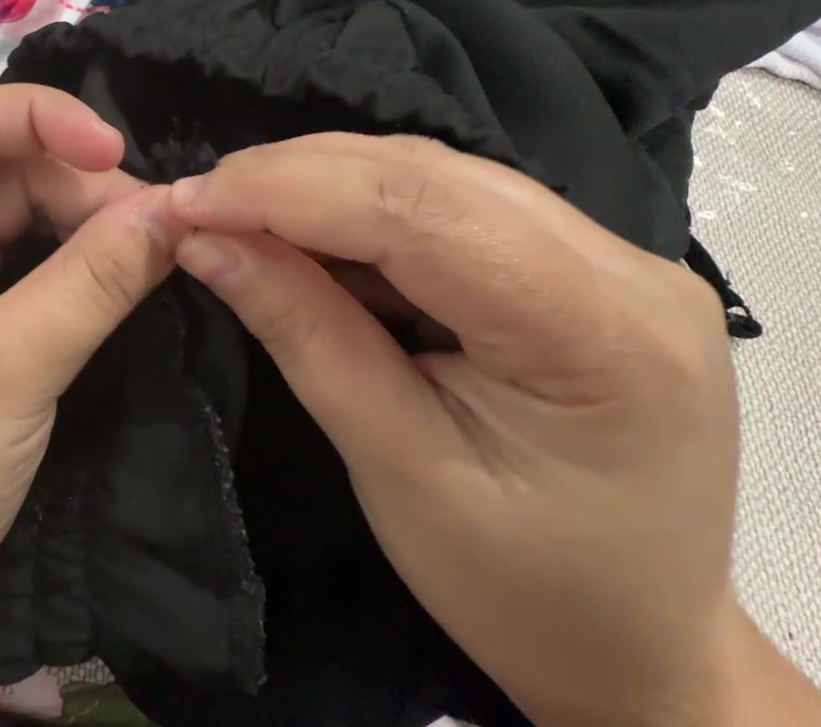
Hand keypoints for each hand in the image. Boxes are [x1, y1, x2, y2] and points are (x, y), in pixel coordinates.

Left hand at [0, 86, 185, 726]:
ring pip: (30, 218)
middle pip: (8, 170)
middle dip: (84, 181)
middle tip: (161, 228)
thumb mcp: (10, 370)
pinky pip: (39, 268)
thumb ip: (93, 282)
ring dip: (93, 222)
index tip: (115, 151)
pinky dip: (87, 263)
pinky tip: (132, 272)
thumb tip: (175, 207)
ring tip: (158, 252)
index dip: (39, 116)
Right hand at [166, 134, 820, 726]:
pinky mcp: (579, 266)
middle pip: (427, 174)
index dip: (286, 189)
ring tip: (234, 216)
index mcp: (601, 330)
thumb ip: (305, 335)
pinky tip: (304, 236)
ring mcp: (612, 258)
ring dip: (320, 186)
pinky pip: (448, 207)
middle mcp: (626, 267)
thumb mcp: (394, 465)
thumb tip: (205, 242)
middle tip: (197, 205)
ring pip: (434, 176)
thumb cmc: (518, 586)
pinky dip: (358, 212)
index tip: (186, 203)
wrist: (634, 646)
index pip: (419, 209)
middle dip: (293, 177)